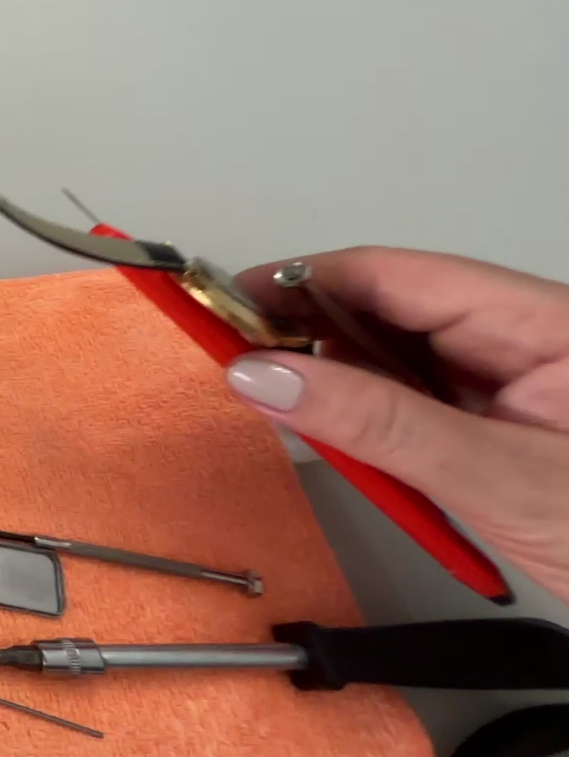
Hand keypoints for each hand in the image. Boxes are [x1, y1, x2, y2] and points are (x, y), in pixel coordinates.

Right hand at [223, 247, 568, 604]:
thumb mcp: (507, 481)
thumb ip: (375, 422)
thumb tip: (257, 372)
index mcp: (549, 326)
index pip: (391, 275)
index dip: (295, 280)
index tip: (221, 307)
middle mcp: (524, 340)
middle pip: (378, 307)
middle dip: (300, 331)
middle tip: (235, 362)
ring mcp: (508, 381)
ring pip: (381, 353)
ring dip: (325, 378)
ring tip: (284, 407)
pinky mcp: (489, 418)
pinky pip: (397, 396)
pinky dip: (352, 412)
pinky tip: (335, 436)